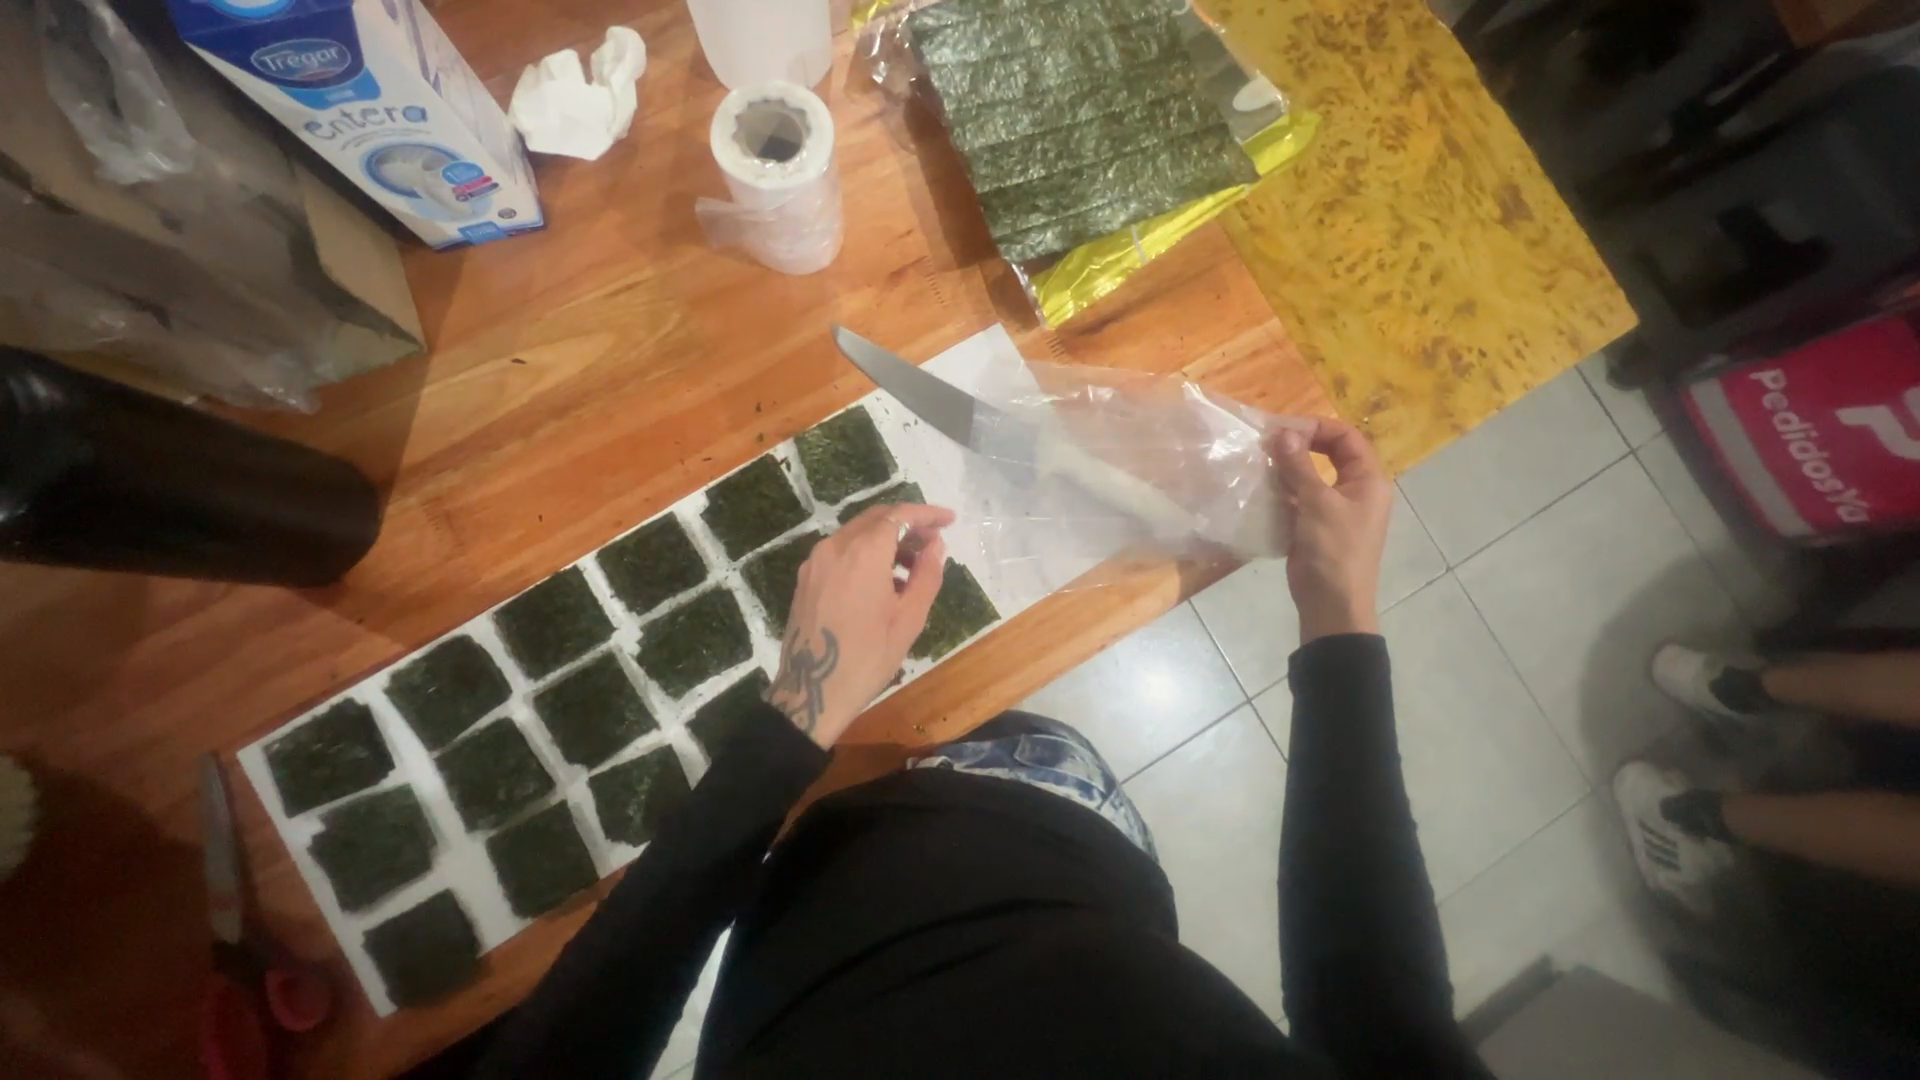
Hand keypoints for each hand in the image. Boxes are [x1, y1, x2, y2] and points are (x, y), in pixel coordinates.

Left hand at [766, 503, 953, 747]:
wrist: (811, 691)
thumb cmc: (868, 658)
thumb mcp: (909, 619)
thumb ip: (927, 575)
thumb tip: (936, 546)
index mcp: (863, 553)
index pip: (899, 516)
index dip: (927, 514)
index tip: (949, 520)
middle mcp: (835, 547)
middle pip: (875, 518)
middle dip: (907, 523)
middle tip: (934, 540)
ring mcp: (815, 562)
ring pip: (856, 534)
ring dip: (886, 539)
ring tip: (913, 566)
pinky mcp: (806, 578)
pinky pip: (841, 552)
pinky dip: (865, 553)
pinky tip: (883, 580)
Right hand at [1271, 419, 1392, 642]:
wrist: (1331, 603)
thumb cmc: (1333, 550)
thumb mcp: (1318, 504)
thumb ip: (1299, 466)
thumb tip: (1283, 433)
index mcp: (1368, 481)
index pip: (1346, 438)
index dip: (1317, 427)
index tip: (1282, 429)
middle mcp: (1353, 491)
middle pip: (1328, 454)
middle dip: (1299, 445)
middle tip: (1266, 442)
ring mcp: (1333, 510)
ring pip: (1310, 476)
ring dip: (1286, 467)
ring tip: (1257, 462)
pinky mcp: (1313, 526)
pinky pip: (1297, 498)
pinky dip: (1280, 490)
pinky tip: (1258, 488)